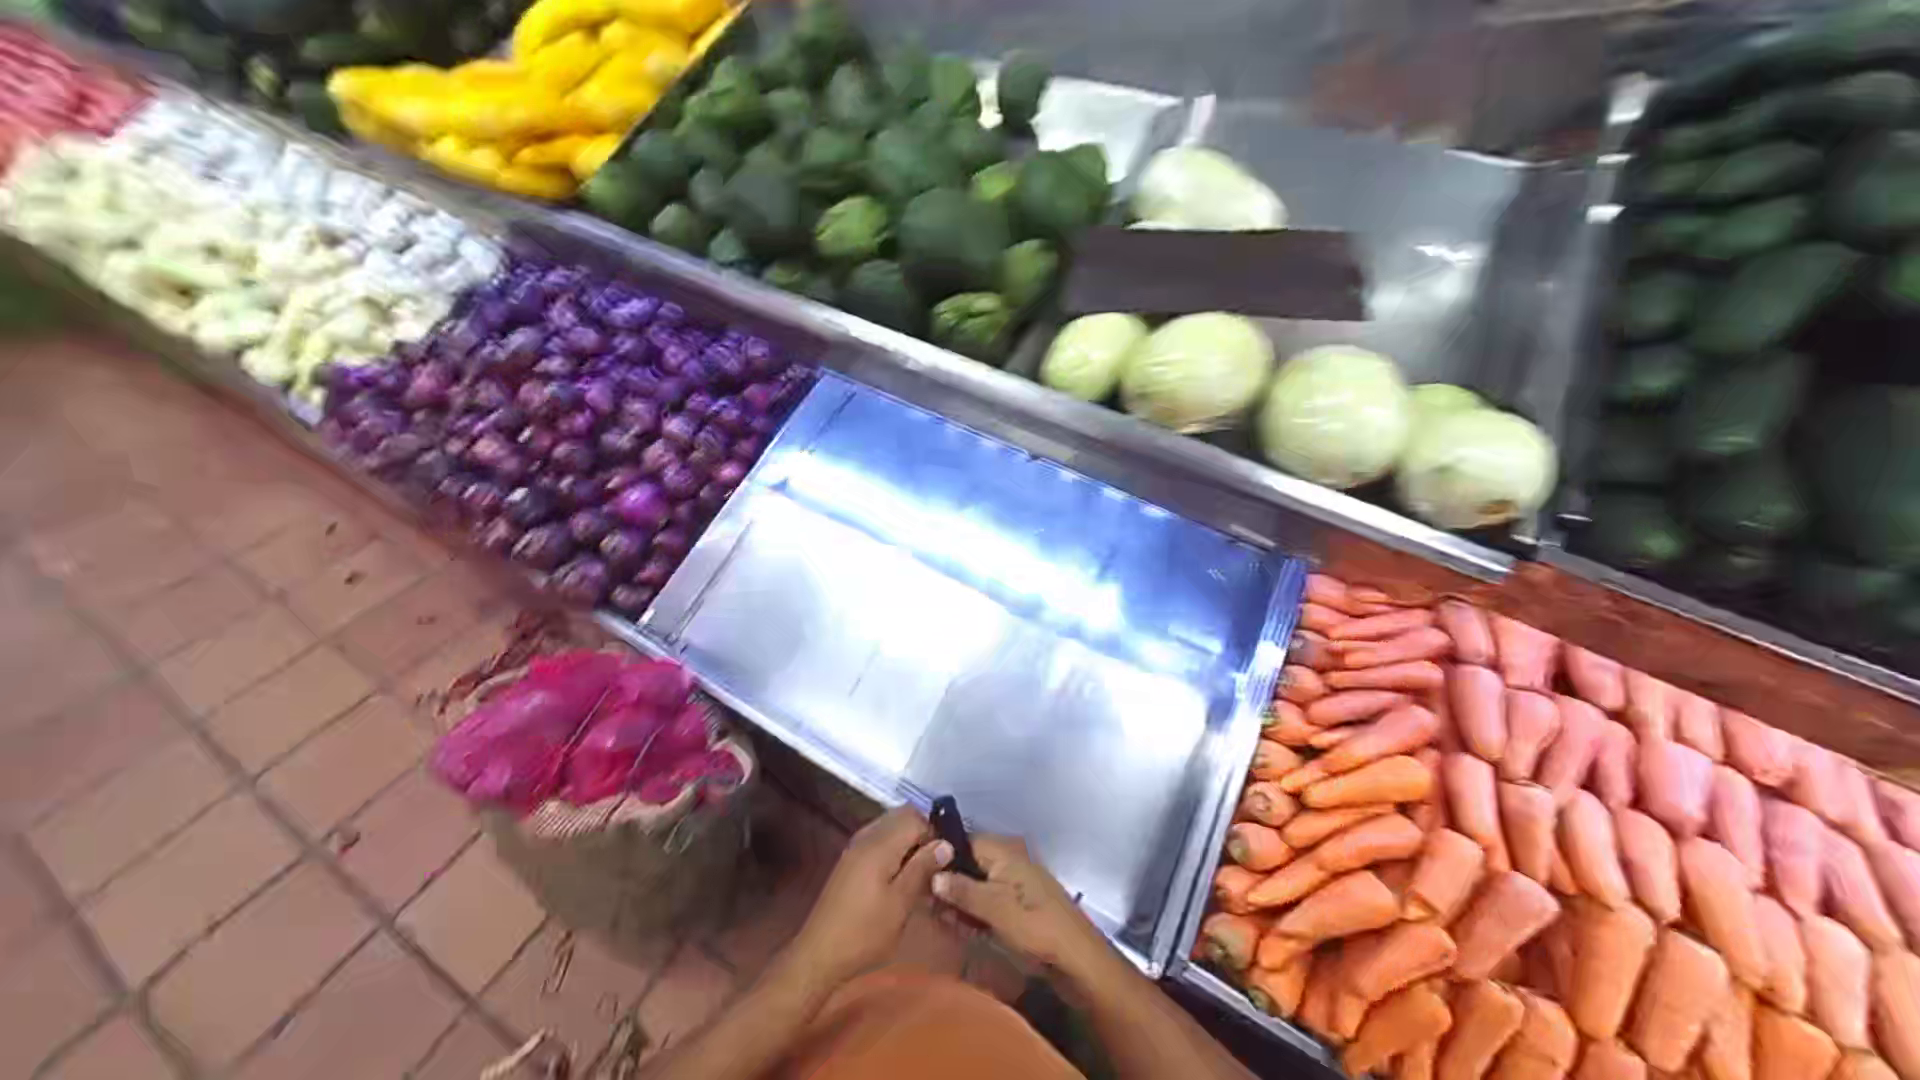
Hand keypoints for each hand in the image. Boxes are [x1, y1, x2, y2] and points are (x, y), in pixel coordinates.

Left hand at [787, 806, 951, 985]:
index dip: (934, 833)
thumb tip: (946, 844)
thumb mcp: (901, 903)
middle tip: (934, 865)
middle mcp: (866, 836)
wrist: (819, 953)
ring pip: (890, 826)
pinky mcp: (850, 860)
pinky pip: (878, 839)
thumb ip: (923, 868)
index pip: (916, 817)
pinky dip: (893, 848)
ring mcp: (855, 847)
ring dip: (907, 841)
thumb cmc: (865, 932)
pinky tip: (898, 877)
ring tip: (919, 872)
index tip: (944, 860)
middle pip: (902, 816)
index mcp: (880, 844)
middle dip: (922, 833)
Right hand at [931, 834, 1112, 979]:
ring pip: (977, 883)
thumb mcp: (994, 908)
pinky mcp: (1018, 905)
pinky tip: (956, 925)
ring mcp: (1014, 883)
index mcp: (1004, 850)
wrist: (1077, 959)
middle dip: (947, 880)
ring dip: (958, 898)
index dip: (940, 855)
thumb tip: (933, 873)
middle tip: (922, 899)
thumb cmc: (1035, 926)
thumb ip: (962, 889)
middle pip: (969, 862)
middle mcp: (1008, 860)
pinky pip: (987, 900)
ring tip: (934, 915)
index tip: (917, 872)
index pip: (963, 840)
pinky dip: (973, 910)